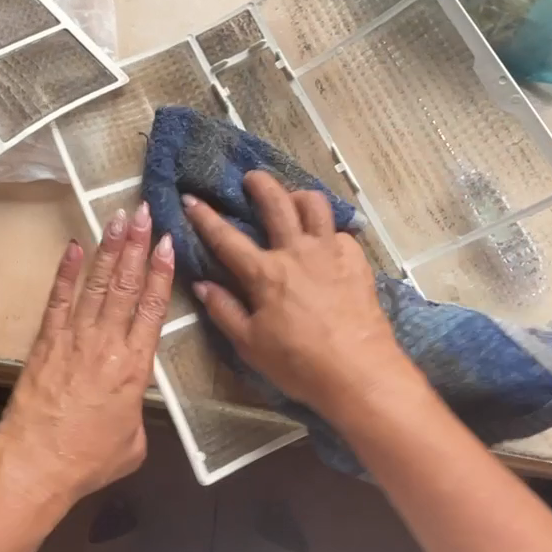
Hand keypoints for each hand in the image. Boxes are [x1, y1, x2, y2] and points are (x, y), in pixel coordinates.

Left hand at [0, 202, 174, 517]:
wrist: (37, 464)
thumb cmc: (89, 460)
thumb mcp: (133, 441)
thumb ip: (137, 410)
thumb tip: (132, 398)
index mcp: (135, 367)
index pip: (153, 308)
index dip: (162, 273)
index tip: (168, 243)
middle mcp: (108, 343)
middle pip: (127, 286)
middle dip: (137, 246)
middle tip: (144, 213)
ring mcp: (75, 338)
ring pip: (97, 285)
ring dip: (109, 249)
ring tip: (118, 217)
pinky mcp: (47, 340)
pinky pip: (59, 299)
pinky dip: (66, 271)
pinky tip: (73, 246)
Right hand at [182, 170, 422, 419]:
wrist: (360, 374)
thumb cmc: (299, 364)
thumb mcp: (250, 345)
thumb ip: (224, 311)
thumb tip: (202, 285)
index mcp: (265, 273)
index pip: (226, 238)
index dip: (205, 216)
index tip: (191, 198)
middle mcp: (297, 253)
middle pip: (277, 203)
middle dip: (260, 184)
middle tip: (251, 177)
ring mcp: (331, 253)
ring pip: (315, 206)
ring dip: (300, 196)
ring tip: (293, 200)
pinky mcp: (357, 262)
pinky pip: (341, 234)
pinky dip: (329, 232)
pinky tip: (326, 243)